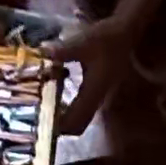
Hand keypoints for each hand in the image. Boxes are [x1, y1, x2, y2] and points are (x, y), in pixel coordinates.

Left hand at [41, 17, 134, 134]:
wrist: (125, 37)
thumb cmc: (107, 39)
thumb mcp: (84, 42)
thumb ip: (63, 50)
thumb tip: (41, 52)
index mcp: (92, 95)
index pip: (74, 122)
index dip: (58, 126)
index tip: (41, 118)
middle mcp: (95, 103)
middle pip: (76, 128)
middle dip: (59, 126)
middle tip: (41, 113)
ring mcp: (97, 101)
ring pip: (79, 122)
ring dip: (64, 119)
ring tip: (46, 105)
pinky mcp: (97, 96)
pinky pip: (81, 112)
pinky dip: (68, 111)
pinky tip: (57, 96)